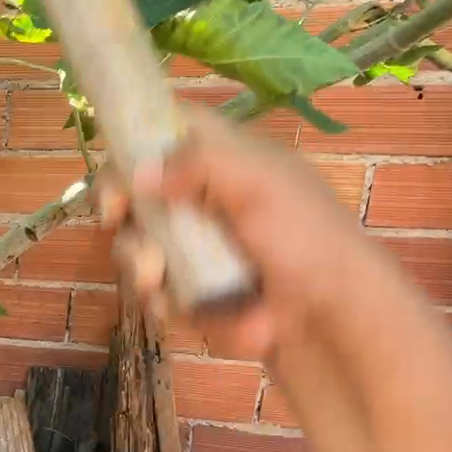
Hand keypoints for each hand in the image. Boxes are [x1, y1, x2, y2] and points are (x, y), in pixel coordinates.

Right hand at [103, 111, 386, 359]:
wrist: (332, 320)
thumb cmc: (308, 241)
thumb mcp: (261, 186)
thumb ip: (200, 165)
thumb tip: (139, 173)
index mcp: (224, 161)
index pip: (165, 131)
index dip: (131, 148)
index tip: (119, 189)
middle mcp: (202, 198)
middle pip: (134, 196)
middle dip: (128, 228)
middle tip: (140, 249)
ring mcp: (194, 246)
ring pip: (136, 248)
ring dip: (142, 268)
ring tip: (162, 286)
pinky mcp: (191, 288)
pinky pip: (154, 290)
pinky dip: (162, 302)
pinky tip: (182, 310)